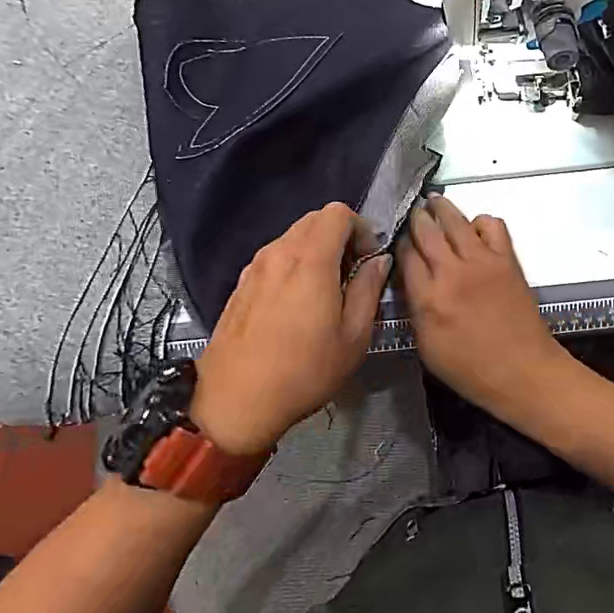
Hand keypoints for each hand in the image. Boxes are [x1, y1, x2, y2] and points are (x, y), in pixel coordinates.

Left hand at [191, 203, 389, 454]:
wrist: (235, 400)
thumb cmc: (303, 371)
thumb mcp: (353, 337)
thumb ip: (369, 289)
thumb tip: (378, 261)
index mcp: (310, 259)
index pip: (337, 212)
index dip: (360, 228)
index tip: (368, 259)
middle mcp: (279, 252)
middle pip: (314, 220)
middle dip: (339, 237)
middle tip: (351, 275)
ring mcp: (255, 266)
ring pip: (292, 237)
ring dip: (315, 250)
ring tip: (324, 292)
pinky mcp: (241, 282)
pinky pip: (274, 257)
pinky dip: (293, 264)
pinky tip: (295, 304)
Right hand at [397, 195, 567, 414]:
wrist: (523, 373)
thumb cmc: (471, 369)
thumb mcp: (426, 346)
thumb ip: (414, 308)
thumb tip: (408, 279)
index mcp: (428, 298)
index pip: (405, 255)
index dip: (399, 243)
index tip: (398, 241)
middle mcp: (452, 273)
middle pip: (426, 230)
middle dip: (416, 218)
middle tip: (412, 212)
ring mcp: (482, 262)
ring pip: (455, 220)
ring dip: (441, 207)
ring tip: (434, 202)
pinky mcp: (507, 259)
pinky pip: (491, 225)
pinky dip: (479, 221)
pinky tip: (474, 229)